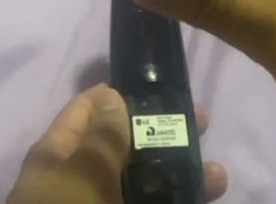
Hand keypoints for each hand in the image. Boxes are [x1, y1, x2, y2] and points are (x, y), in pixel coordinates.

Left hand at [6, 85, 227, 203]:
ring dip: (181, 177)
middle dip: (163, 135)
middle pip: (124, 149)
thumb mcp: (81, 176)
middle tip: (204, 123)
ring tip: (219, 177)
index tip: (161, 83)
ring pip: (145, 188)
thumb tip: (115, 95)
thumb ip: (103, 137)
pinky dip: (180, 203)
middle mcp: (78, 184)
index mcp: (57, 158)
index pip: (86, 111)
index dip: (119, 93)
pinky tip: (206, 200)